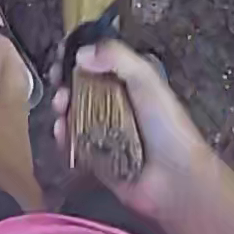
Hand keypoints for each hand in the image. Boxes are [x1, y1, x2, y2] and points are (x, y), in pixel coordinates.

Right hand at [53, 40, 215, 220]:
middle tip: (57, 81)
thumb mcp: (145, 77)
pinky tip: (61, 130)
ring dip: (62, 106)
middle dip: (65, 81)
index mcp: (129, 80)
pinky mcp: (96, 159)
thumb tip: (80, 53)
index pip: (98, 62)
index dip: (78, 58)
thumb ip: (116, 57)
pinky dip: (64, 135)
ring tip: (61, 105)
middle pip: (81, 87)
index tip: (62, 55)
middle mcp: (115, 102)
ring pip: (74, 113)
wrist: (175, 180)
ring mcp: (105, 131)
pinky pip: (74, 144)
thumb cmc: (165, 122)